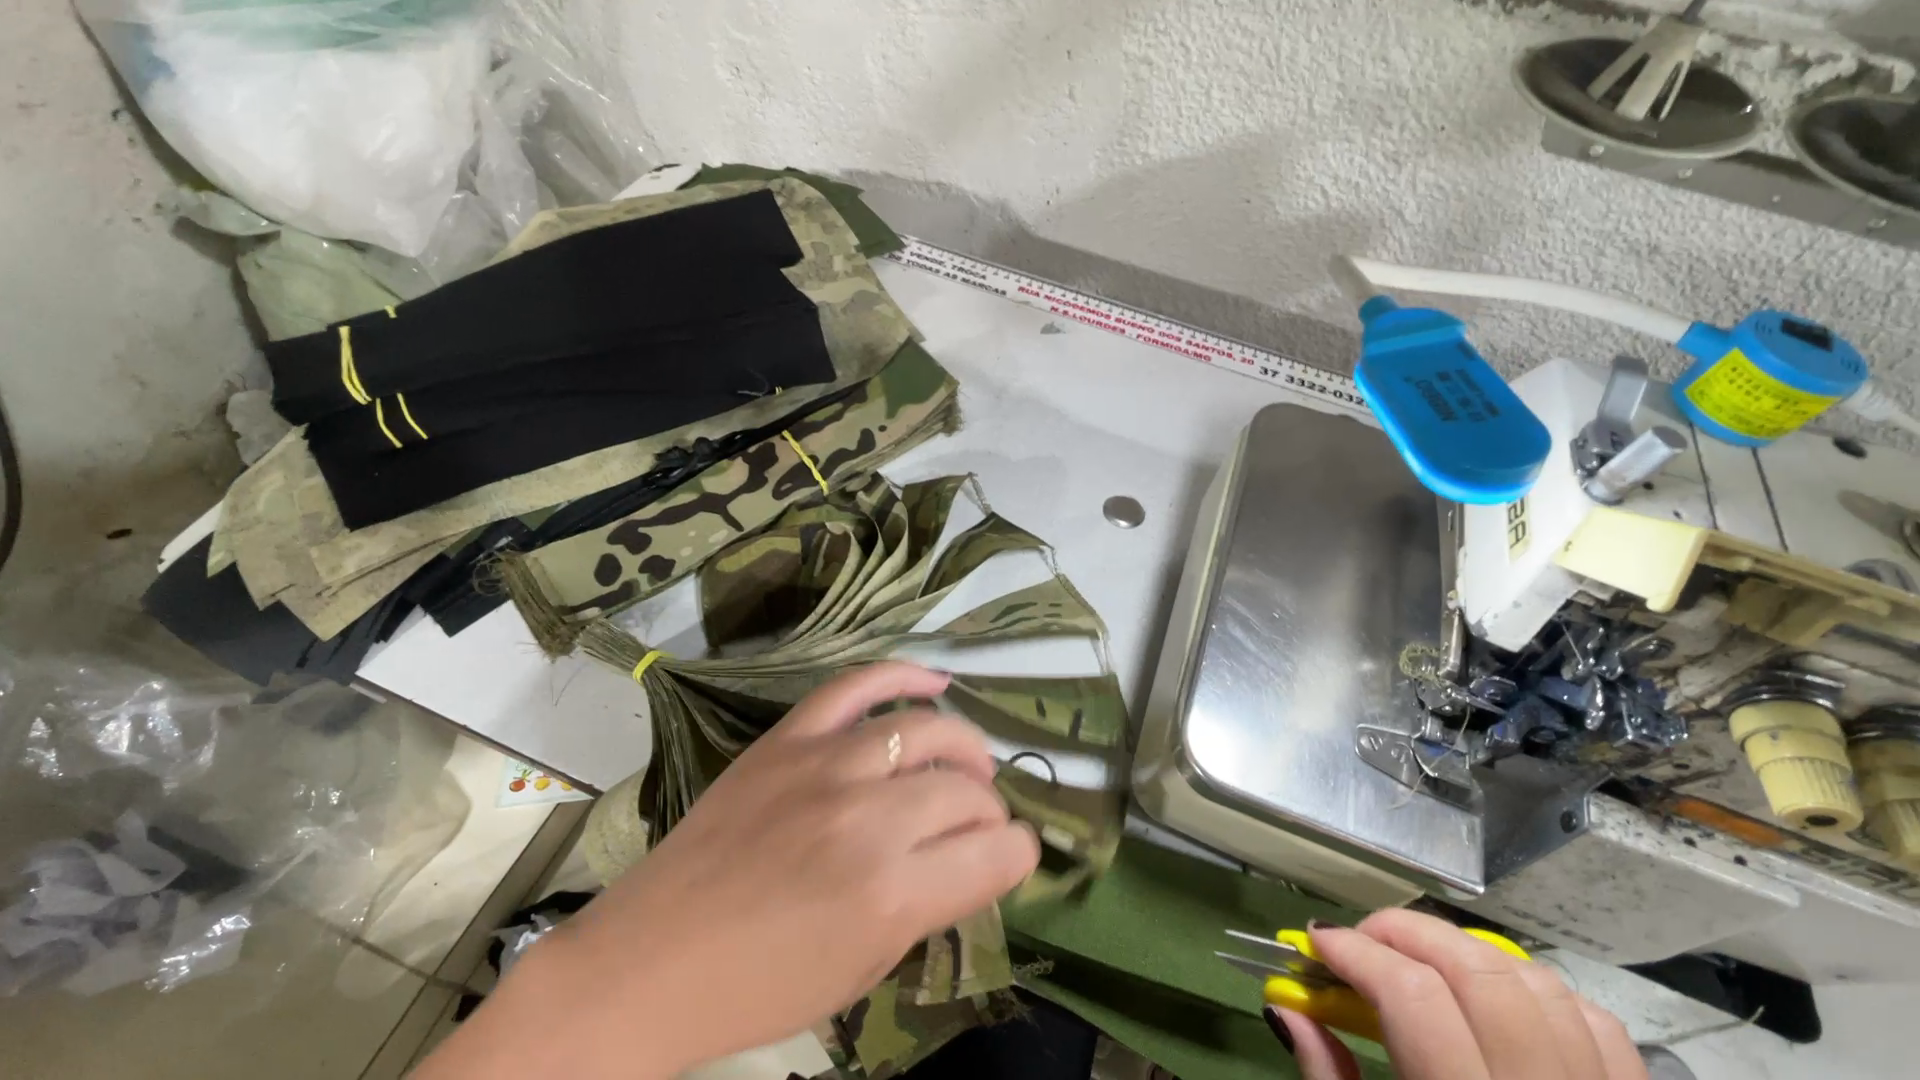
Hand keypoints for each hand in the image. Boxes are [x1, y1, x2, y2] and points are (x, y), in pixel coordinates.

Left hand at [418, 662, 1039, 1079]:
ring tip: (967, 765)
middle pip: (967, 791)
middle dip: (989, 810)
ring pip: (927, 730)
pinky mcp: (785, 740)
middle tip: (978, 826)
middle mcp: (867, 819)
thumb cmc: (762, 987)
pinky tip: (934, 680)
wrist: (651, 960)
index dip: (1017, 856)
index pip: (997, 852)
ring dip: (963, 748)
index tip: (1011, 858)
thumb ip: (931, 904)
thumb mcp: (865, 966)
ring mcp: (823, 767)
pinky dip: (901, 675)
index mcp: (892, 894)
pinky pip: (855, 686)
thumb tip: (977, 857)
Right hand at [1268, 910, 1648, 1079]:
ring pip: (1536, 983)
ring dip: (1464, 954)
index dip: (1355, 952)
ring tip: (1419, 964)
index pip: (1412, 997)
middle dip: (1404, 933)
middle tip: (1359, 940)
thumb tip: (1288, 1008)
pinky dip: (1533, 989)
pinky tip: (1494, 1001)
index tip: (1316, 943)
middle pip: (1476, 972)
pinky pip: (1592, 1021)